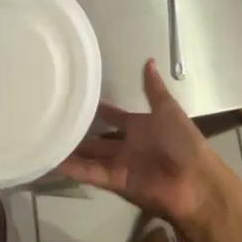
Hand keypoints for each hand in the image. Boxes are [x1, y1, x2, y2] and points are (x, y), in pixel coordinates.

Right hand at [57, 59, 231, 228]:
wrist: (194, 181)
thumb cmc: (183, 142)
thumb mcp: (168, 109)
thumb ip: (154, 89)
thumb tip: (148, 60)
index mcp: (141, 127)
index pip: (115, 116)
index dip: (99, 109)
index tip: (76, 98)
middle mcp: (128, 145)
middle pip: (99, 139)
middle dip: (80, 134)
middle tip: (54, 122)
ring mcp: (121, 164)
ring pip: (91, 156)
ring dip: (72, 152)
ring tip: (46, 141)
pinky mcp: (116, 181)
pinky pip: (92, 173)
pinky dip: (75, 169)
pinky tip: (54, 162)